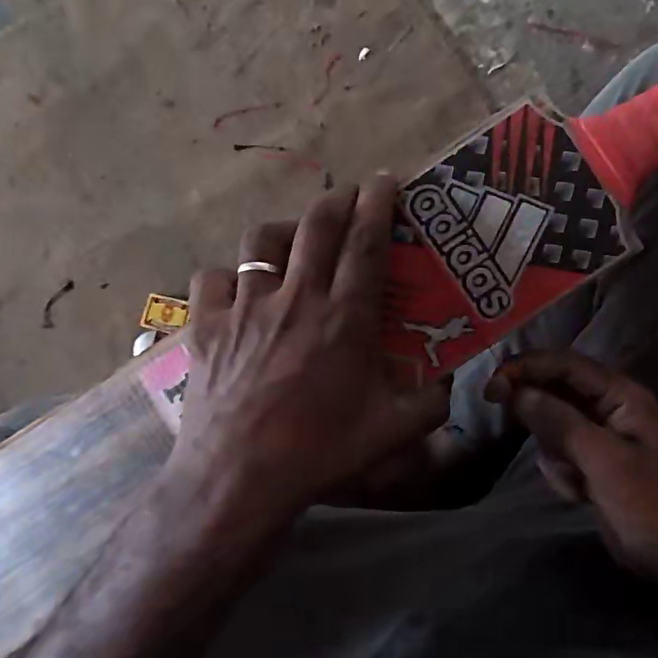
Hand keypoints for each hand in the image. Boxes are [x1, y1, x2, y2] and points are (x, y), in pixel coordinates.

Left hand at [170, 175, 451, 522]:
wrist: (240, 477)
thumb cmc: (320, 452)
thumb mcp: (393, 432)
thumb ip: (431, 403)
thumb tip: (450, 385)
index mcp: (344, 317)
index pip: (365, 242)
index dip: (378, 204)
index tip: (385, 181)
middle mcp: (296, 298)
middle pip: (317, 226)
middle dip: (338, 199)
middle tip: (350, 195)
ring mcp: (245, 308)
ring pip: (260, 241)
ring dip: (283, 230)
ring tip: (294, 238)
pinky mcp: (207, 325)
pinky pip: (213, 279)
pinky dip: (227, 277)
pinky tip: (237, 290)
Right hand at [485, 351, 657, 576]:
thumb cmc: (654, 503)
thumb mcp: (605, 460)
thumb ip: (560, 422)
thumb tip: (518, 391)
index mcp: (620, 395)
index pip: (564, 364)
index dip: (526, 366)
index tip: (493, 384)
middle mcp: (608, 407)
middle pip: (553, 388)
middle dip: (532, 405)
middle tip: (501, 412)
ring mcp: (598, 436)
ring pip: (550, 423)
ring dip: (551, 450)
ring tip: (574, 479)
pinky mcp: (591, 462)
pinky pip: (557, 453)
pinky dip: (560, 472)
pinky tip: (580, 493)